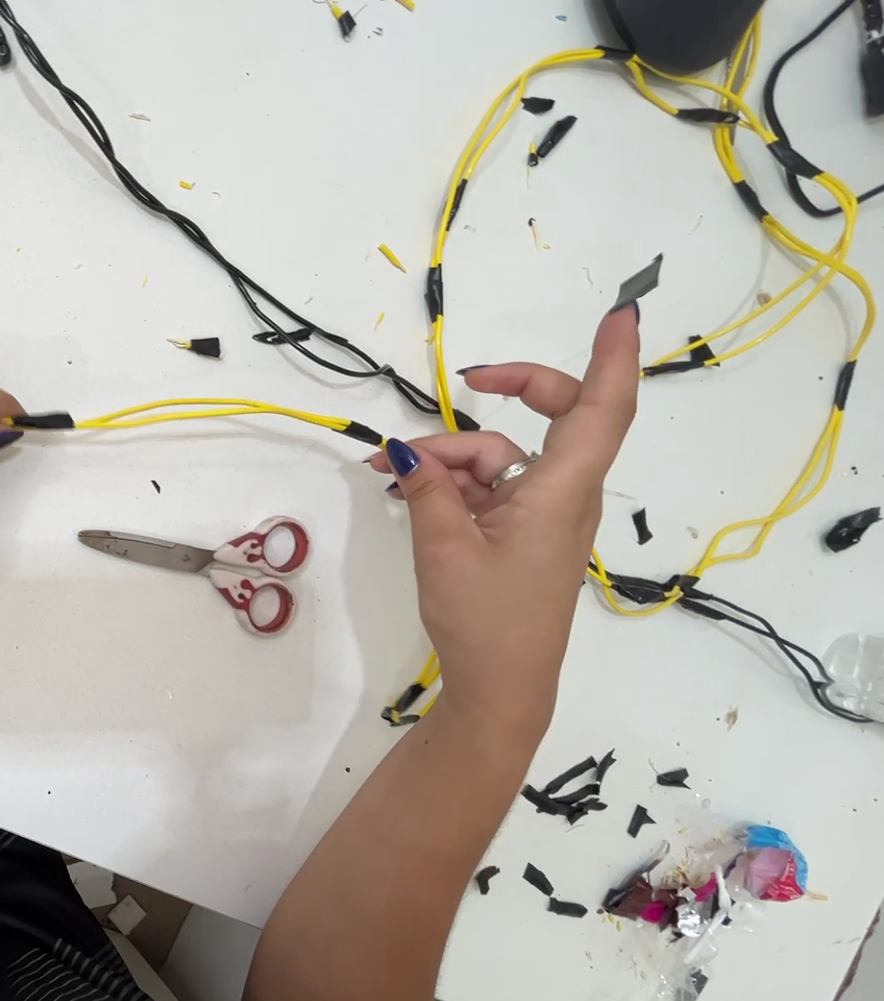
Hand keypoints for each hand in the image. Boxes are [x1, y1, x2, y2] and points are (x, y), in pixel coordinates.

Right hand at [368, 306, 639, 714]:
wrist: (500, 680)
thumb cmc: (483, 615)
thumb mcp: (443, 546)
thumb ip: (427, 488)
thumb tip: (402, 449)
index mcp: (559, 492)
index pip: (600, 410)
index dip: (610, 358)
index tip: (619, 313)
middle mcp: (561, 494)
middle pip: (543, 422)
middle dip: (502, 397)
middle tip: (467, 383)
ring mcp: (540, 512)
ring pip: (496, 458)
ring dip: (444, 459)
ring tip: (388, 476)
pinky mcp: (519, 530)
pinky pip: (485, 487)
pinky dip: (447, 484)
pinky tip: (405, 492)